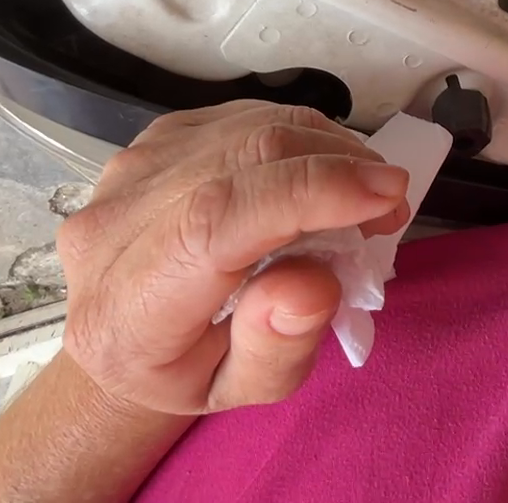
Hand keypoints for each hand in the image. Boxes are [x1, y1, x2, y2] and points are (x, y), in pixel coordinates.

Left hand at [57, 101, 410, 413]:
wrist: (128, 329)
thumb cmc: (191, 368)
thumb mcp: (240, 391)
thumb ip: (276, 347)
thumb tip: (313, 282)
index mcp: (130, 305)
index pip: (217, 220)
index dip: (310, 192)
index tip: (388, 195)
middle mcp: (118, 220)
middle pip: (248, 154)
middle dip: (342, 167)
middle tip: (390, 204)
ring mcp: (137, 164)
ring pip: (260, 123)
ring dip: (332, 149)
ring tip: (362, 193)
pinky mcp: (162, 134)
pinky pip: (255, 115)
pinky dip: (308, 137)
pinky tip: (322, 172)